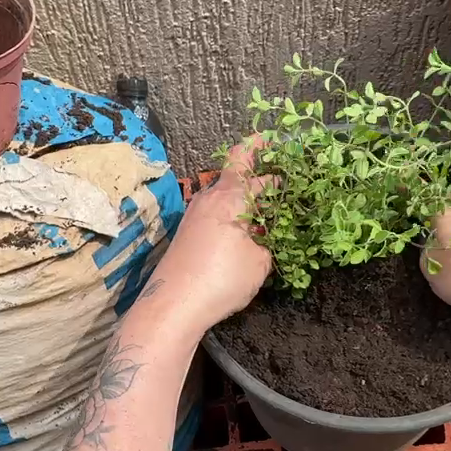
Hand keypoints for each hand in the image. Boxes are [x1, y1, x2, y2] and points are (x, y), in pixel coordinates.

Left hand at [134, 140, 272, 336]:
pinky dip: (232, 216)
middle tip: (277, 181)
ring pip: (224, 197)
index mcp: (230, 196)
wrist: (173, 305)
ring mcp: (194, 215)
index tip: (275, 144)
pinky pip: (215, 214)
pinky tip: (244, 234)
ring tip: (265, 213)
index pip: (245, 158)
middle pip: (233, 175)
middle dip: (255, 175)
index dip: (262, 149)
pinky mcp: (187, 233)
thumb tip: (266, 235)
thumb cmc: (221, 279)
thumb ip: (268, 241)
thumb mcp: (260, 261)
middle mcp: (209, 199)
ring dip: (244, 200)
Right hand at [419, 195, 450, 325]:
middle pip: (443, 198)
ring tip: (435, 231)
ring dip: (447, 216)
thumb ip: (425, 254)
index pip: (422, 194)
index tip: (396, 186)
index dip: (408, 189)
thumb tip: (431, 244)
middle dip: (429, 202)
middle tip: (416, 212)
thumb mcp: (433, 273)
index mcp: (445, 212)